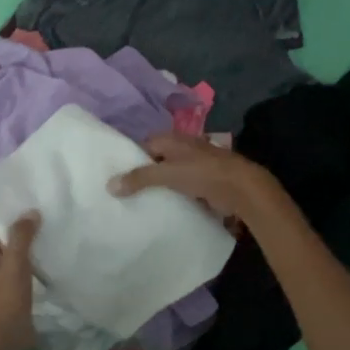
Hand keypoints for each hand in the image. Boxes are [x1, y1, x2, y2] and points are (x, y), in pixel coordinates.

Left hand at [0, 212, 39, 349]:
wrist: (6, 340)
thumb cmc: (6, 300)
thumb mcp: (14, 265)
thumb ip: (21, 237)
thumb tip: (31, 212)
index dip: (1, 208)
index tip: (21, 194)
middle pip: (1, 234)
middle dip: (17, 221)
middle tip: (39, 203)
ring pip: (13, 248)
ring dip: (26, 238)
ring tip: (47, 220)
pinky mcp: (12, 285)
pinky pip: (21, 263)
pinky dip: (31, 254)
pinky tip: (48, 247)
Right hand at [109, 133, 282, 223]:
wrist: (241, 188)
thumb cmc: (203, 173)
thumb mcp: (167, 173)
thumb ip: (139, 178)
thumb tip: (109, 185)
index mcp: (173, 140)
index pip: (144, 145)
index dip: (129, 158)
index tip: (114, 175)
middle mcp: (182, 150)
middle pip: (155, 161)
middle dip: (141, 175)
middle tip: (121, 193)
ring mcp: (193, 167)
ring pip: (167, 177)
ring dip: (156, 188)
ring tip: (134, 204)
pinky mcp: (202, 184)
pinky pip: (179, 190)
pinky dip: (170, 197)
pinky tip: (158, 209)